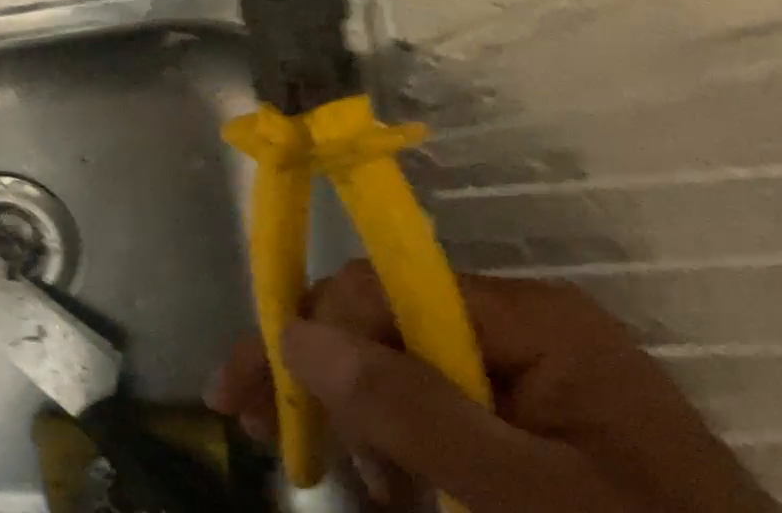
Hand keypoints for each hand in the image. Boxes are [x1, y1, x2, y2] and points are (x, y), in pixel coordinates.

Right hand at [209, 261, 780, 512]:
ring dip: (347, 417)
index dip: (314, 337)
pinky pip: (431, 411)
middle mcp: (519, 330)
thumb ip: (411, 408)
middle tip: (251, 426)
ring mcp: (525, 377)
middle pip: (378, 323)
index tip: (260, 403)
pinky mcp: (528, 425)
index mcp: (529, 320)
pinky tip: (376, 481)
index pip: (380, 289)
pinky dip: (390, 445)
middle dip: (314, 374)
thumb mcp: (523, 494)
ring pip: (394, 369)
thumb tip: (294, 332)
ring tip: (323, 471)